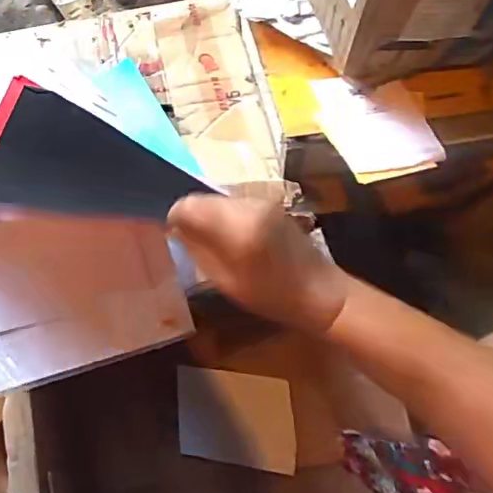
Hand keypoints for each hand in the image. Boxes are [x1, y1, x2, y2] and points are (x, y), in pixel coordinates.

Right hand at [167, 195, 349, 334]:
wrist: (321, 293)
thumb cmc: (271, 296)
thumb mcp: (225, 280)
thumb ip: (197, 248)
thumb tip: (175, 227)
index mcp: (236, 227)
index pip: (188, 206)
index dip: (174, 217)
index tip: (171, 233)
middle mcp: (247, 205)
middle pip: (200, 197)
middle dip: (189, 213)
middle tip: (186, 237)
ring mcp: (258, 200)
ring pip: (215, 197)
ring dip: (206, 212)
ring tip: (208, 237)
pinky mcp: (266, 201)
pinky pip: (231, 201)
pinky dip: (222, 213)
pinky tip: (228, 234)